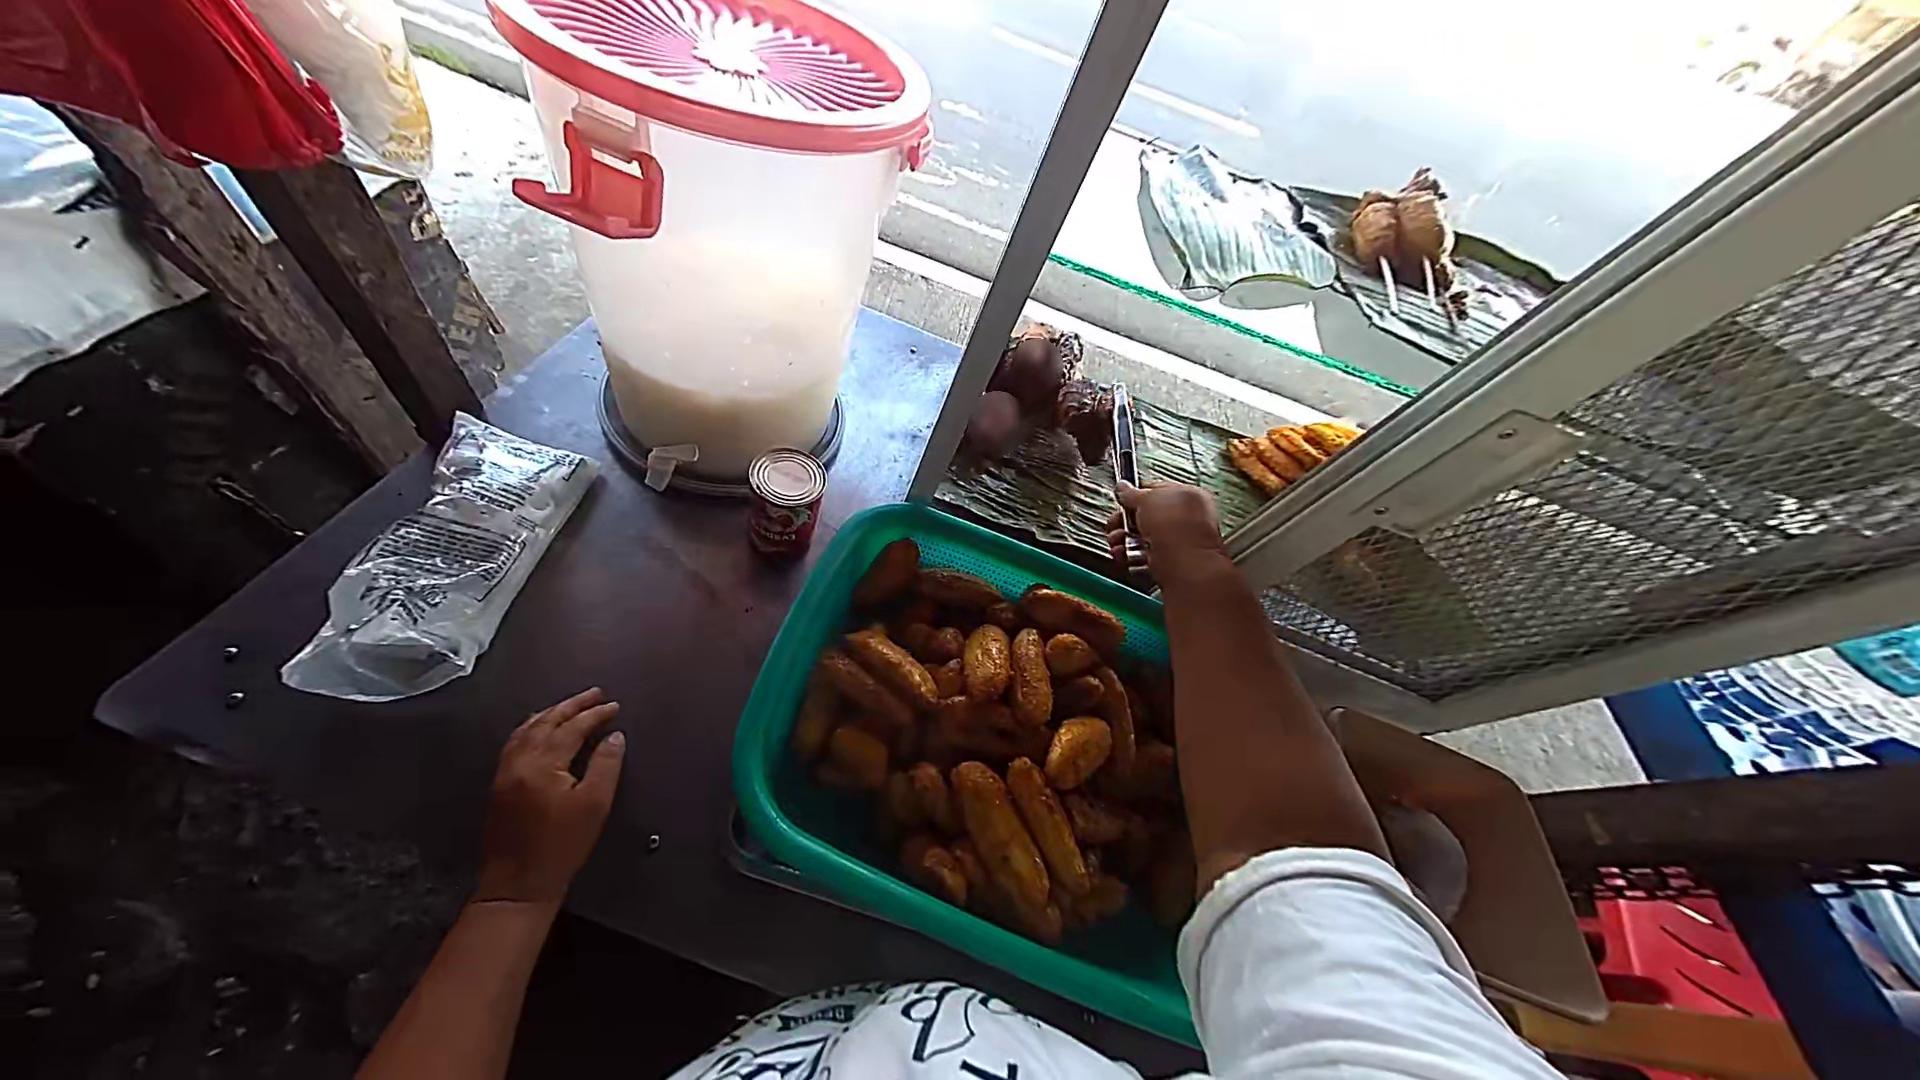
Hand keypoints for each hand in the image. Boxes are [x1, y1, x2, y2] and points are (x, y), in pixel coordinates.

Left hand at [475, 687, 626, 904]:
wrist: (518, 884)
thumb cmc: (562, 844)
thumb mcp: (596, 803)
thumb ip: (607, 764)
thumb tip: (613, 735)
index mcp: (542, 765)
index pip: (571, 728)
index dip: (595, 715)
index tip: (614, 706)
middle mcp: (518, 763)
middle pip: (545, 723)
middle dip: (572, 706)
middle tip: (594, 694)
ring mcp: (504, 774)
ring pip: (526, 731)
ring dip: (550, 714)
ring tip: (570, 706)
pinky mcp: (499, 786)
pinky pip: (515, 743)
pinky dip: (532, 728)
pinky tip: (540, 729)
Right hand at [1106, 481, 1223, 578]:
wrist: (1183, 563)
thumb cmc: (1174, 526)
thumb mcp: (1146, 499)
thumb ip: (1131, 493)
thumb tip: (1122, 487)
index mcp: (1188, 495)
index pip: (1156, 490)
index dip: (1135, 495)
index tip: (1120, 501)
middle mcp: (1186, 518)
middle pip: (1146, 516)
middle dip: (1124, 521)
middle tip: (1114, 524)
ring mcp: (1178, 542)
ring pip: (1142, 538)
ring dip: (1123, 539)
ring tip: (1116, 542)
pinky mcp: (1169, 563)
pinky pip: (1144, 556)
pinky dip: (1130, 556)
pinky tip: (1122, 554)